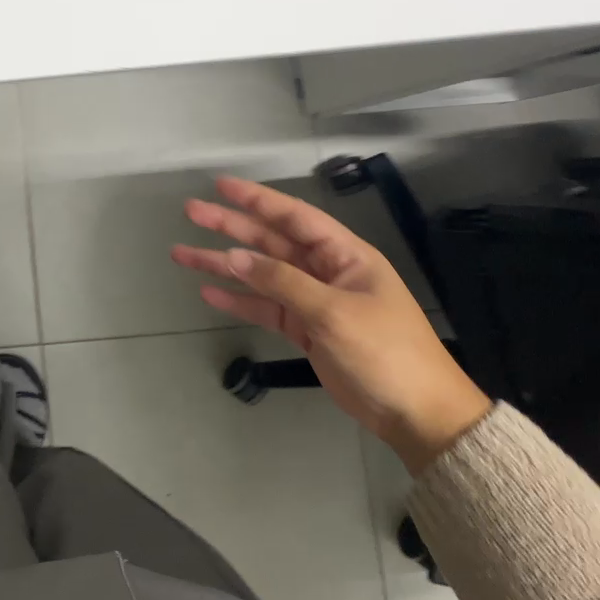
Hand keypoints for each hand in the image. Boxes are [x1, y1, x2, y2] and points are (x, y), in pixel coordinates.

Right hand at [172, 176, 491, 472]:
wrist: (416, 413)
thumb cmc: (385, 352)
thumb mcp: (334, 312)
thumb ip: (281, 282)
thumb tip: (234, 257)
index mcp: (345, 255)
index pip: (294, 217)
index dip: (257, 199)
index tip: (220, 186)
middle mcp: (326, 271)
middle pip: (270, 241)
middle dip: (230, 226)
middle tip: (191, 212)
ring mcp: (314, 301)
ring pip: (260, 274)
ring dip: (223, 264)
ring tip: (182, 254)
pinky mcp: (305, 330)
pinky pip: (264, 307)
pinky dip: (237, 300)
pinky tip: (209, 292)